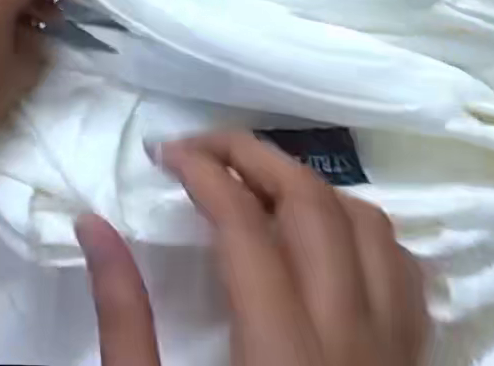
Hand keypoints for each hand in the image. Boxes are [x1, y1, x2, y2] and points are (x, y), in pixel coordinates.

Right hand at [77, 132, 428, 365]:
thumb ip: (121, 317)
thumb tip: (91, 223)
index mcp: (283, 357)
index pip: (245, 223)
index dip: (201, 169)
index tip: (161, 153)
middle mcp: (353, 346)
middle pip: (314, 206)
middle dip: (250, 155)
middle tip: (197, 149)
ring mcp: (398, 361)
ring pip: (371, 228)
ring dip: (305, 185)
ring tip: (249, 183)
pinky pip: (402, 272)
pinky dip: (355, 227)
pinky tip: (311, 235)